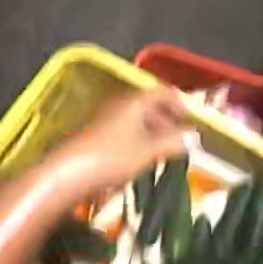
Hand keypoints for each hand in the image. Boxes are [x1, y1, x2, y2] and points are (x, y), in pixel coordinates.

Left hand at [37, 88, 191, 204]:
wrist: (68, 172)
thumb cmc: (113, 157)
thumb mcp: (149, 150)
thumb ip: (173, 141)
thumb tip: (194, 135)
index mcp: (134, 101)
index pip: (162, 92)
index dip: (180, 103)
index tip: (193, 120)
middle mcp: (119, 103)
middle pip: (149, 104)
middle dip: (167, 118)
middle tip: (182, 138)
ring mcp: (106, 117)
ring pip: (136, 117)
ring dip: (153, 129)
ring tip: (165, 150)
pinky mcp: (96, 132)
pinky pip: (124, 128)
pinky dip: (139, 137)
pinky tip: (142, 156)